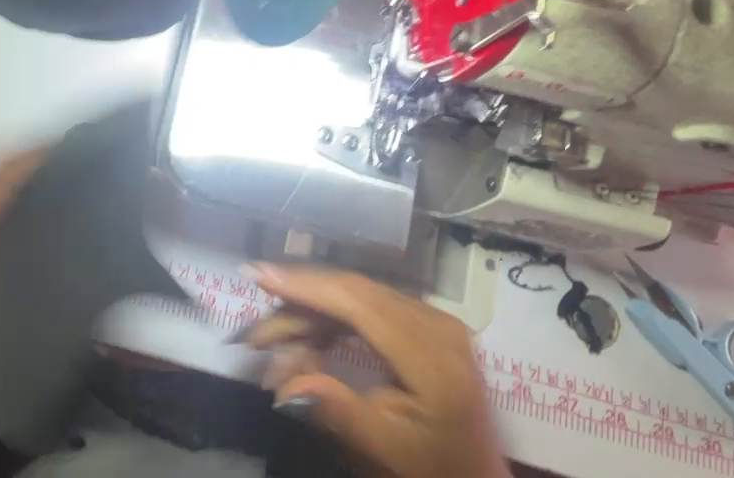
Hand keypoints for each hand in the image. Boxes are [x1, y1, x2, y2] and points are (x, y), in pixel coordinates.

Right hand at [243, 263, 510, 477]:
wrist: (478, 477)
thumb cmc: (434, 467)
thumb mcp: (385, 447)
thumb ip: (336, 409)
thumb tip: (283, 384)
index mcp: (432, 354)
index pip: (358, 301)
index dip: (305, 285)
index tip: (258, 275)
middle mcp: (436, 322)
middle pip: (353, 293)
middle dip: (297, 306)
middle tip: (255, 334)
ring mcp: (433, 318)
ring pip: (356, 296)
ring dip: (311, 314)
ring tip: (271, 343)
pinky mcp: (425, 322)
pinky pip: (369, 306)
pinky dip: (333, 319)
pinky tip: (306, 339)